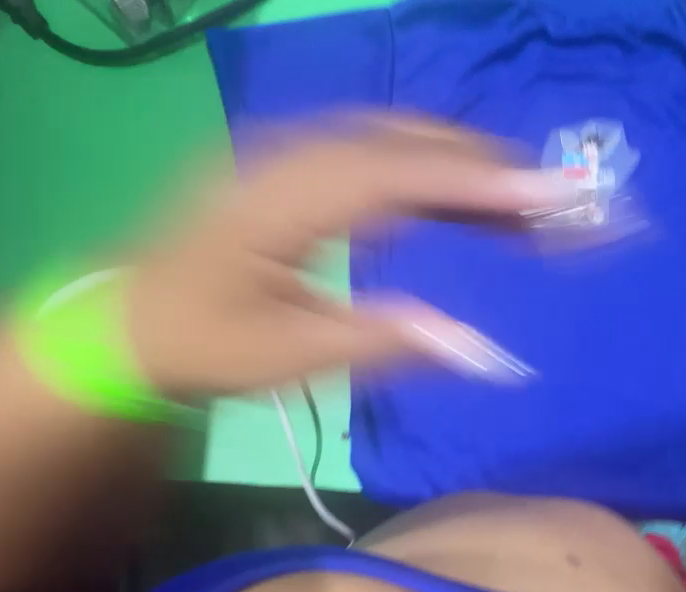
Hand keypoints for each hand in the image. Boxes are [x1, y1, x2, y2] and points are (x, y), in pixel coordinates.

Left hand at [121, 116, 579, 398]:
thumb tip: (479, 350)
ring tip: (526, 201)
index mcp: (278, 200)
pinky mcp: (293, 171)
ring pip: (391, 140)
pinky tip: (462, 199)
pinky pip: (375, 155)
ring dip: (463, 165)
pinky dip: (430, 172)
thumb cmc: (204, 345)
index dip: (474, 182)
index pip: (392, 174)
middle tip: (558, 198)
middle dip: (486, 167)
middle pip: (401, 141)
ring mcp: (286, 156)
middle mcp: (285, 157)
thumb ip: (384, 345)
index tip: (547, 196)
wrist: (126, 322)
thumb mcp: (289, 357)